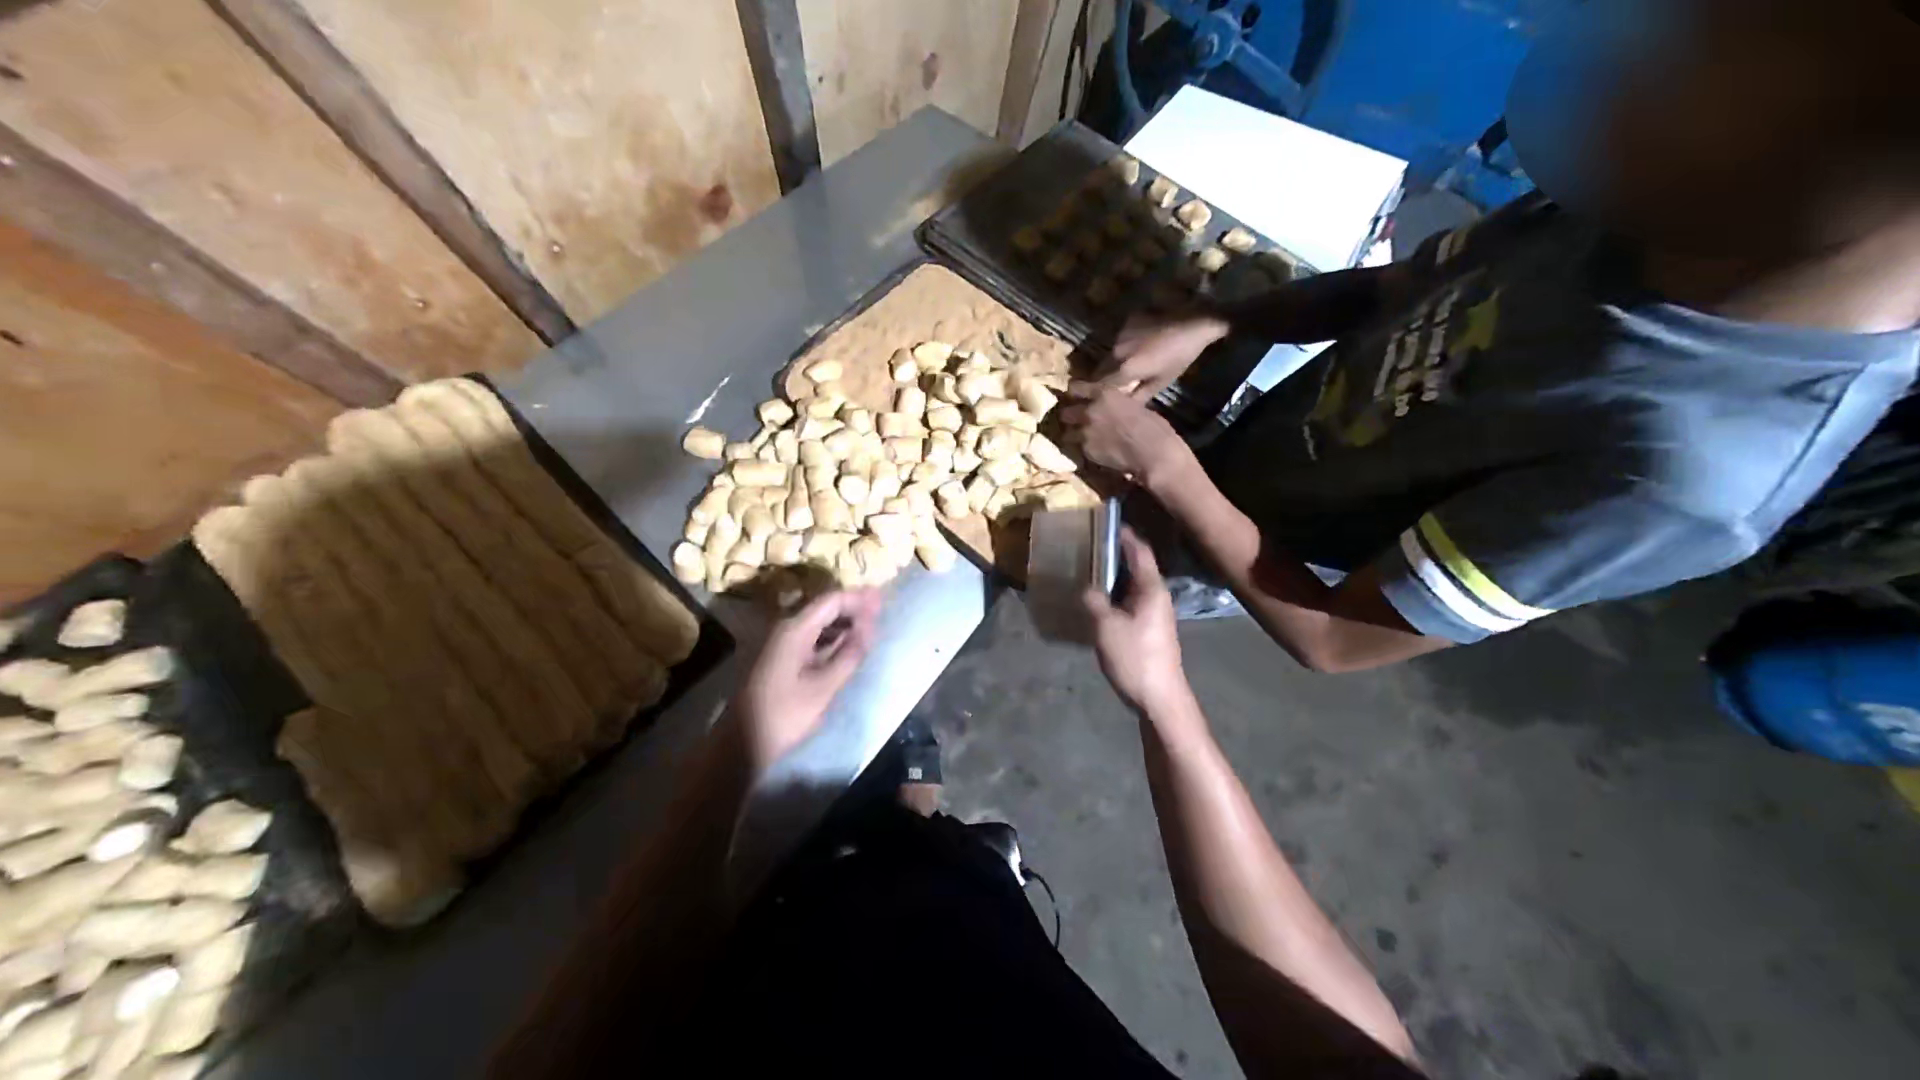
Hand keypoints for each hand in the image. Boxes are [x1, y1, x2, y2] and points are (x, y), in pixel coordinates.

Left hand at [730, 589, 881, 768]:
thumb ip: (849, 655)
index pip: (830, 601)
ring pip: (816, 623)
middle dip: (852, 607)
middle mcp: (785, 629)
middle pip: (823, 608)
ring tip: (869, 626)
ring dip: (842, 622)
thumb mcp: (823, 687)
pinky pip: (810, 637)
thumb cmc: (784, 715)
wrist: (742, 743)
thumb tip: (870, 629)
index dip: (858, 599)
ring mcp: (780, 644)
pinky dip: (830, 637)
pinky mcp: (780, 659)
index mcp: (793, 630)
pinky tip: (846, 645)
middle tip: (880, 610)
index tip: (882, 601)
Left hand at [1059, 385, 1188, 486]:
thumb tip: (1112, 407)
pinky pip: (1079, 448)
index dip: (1075, 393)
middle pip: (1065, 412)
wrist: (1152, 453)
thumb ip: (1117, 403)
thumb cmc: (1154, 427)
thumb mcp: (1135, 405)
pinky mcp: (1086, 451)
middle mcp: (1089, 411)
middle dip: (1071, 416)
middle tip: (1078, 420)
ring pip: (1067, 433)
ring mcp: (1085, 432)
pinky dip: (1085, 449)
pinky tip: (1095, 451)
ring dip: (1074, 434)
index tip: (1076, 397)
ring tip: (1083, 438)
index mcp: (1104, 394)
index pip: (1075, 388)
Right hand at [1083, 530, 1190, 712]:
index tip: (1102, 520)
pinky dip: (1111, 595)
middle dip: (1111, 554)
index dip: (1123, 533)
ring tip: (1082, 569)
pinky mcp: (1147, 629)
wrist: (1160, 698)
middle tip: (1083, 545)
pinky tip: (1092, 600)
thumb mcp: (1106, 626)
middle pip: (1134, 566)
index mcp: (1151, 588)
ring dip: (1109, 577)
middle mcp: (1155, 596)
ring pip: (1129, 585)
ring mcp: (1153, 613)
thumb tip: (1085, 586)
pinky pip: (1127, 602)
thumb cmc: (1136, 658)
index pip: (1139, 550)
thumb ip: (1093, 601)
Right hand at [1098, 312, 1231, 399]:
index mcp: (1125, 369)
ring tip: (1129, 363)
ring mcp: (1121, 334)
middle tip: (1114, 383)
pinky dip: (1126, 345)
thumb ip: (1139, 395)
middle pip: (1103, 368)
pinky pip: (1121, 339)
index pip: (1101, 385)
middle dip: (1105, 377)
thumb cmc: (1181, 356)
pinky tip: (1139, 344)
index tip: (1097, 399)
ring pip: (1112, 353)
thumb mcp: (1162, 381)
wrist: (1194, 321)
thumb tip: (1125, 405)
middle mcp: (1116, 352)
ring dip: (1116, 360)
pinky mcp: (1127, 322)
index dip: (1097, 393)